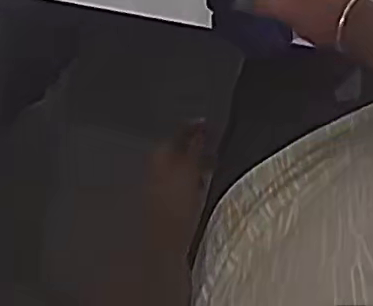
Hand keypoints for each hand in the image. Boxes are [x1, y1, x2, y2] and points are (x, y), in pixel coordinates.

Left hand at [142, 119, 209, 256]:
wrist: (163, 247)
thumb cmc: (176, 203)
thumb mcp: (190, 168)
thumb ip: (196, 145)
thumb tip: (202, 127)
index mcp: (159, 153)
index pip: (180, 131)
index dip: (197, 127)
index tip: (213, 126)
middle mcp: (155, 166)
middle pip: (180, 148)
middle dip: (198, 147)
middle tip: (217, 147)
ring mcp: (158, 187)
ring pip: (181, 167)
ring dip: (197, 165)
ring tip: (214, 168)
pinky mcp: (164, 206)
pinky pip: (181, 184)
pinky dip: (192, 182)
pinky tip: (203, 189)